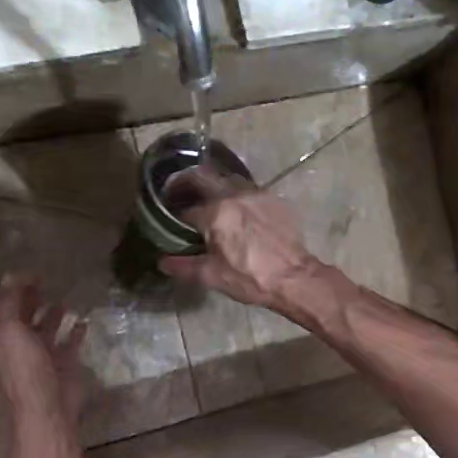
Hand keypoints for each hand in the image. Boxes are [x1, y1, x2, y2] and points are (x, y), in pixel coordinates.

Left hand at [0, 273, 89, 427]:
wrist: (48, 405)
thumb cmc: (25, 367)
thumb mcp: (10, 330)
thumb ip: (10, 303)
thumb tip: (11, 276)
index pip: (2, 308)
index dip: (13, 290)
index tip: (30, 273)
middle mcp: (18, 346)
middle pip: (24, 317)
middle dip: (32, 299)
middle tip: (47, 281)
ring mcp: (41, 356)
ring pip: (45, 329)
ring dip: (53, 314)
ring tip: (64, 298)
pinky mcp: (63, 364)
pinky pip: (69, 343)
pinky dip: (75, 331)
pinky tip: (83, 320)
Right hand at [159, 168, 333, 315]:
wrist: (295, 278)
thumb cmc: (251, 279)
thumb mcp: (212, 276)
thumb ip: (183, 266)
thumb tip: (163, 262)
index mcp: (215, 213)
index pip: (187, 210)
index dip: (176, 216)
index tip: (172, 221)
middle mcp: (234, 195)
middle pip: (204, 178)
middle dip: (188, 184)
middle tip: (180, 192)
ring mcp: (257, 194)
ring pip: (228, 180)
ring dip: (214, 186)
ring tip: (209, 200)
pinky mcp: (274, 200)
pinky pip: (249, 190)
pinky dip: (237, 196)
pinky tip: (238, 210)